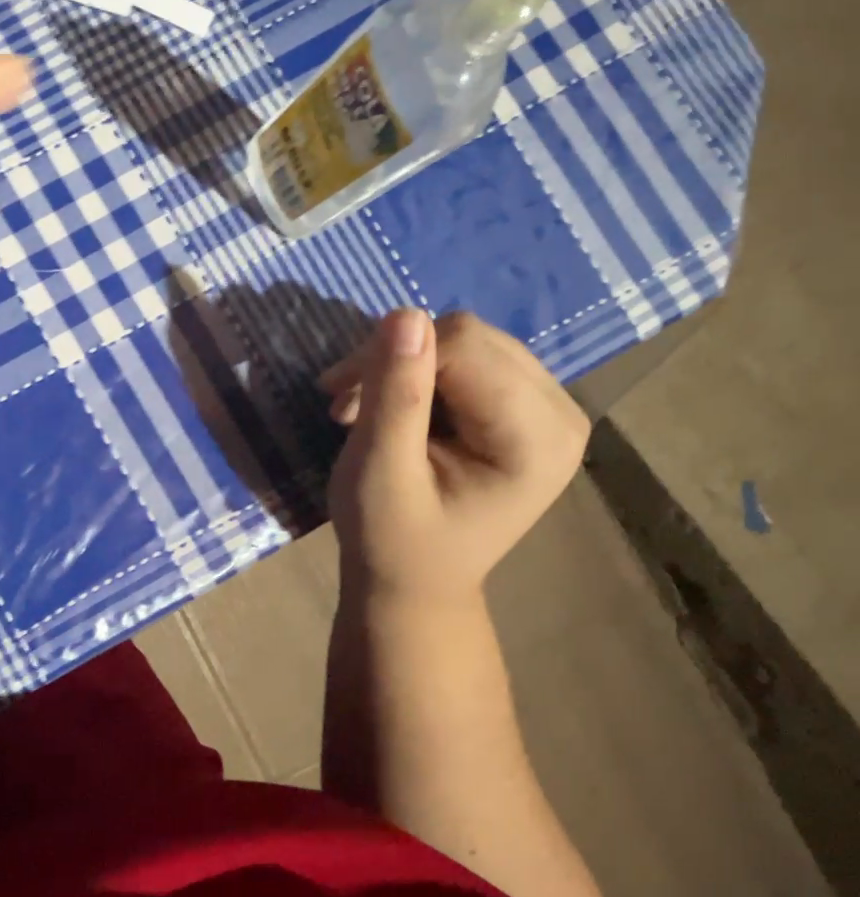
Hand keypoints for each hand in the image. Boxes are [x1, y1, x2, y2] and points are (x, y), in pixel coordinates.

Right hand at [322, 309, 590, 600]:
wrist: (413, 583)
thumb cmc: (391, 538)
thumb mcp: (380, 470)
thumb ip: (395, 394)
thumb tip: (403, 314)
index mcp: (537, 436)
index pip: (463, 346)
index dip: (390, 358)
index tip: (336, 401)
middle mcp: (560, 412)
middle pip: (469, 337)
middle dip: (395, 361)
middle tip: (344, 406)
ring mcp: (548, 409)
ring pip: (465, 341)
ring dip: (401, 367)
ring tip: (361, 411)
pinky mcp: (524, 409)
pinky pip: (468, 359)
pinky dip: (418, 376)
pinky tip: (393, 410)